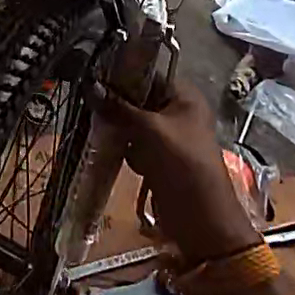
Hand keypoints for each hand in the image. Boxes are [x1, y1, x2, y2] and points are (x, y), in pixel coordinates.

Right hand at [96, 80, 262, 264]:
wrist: (202, 221)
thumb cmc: (183, 166)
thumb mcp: (151, 131)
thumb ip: (120, 107)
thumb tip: (91, 86)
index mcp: (185, 97)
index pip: (148, 73)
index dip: (122, 74)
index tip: (94, 76)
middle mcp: (177, 111)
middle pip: (137, 96)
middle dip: (116, 103)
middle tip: (94, 104)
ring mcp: (168, 135)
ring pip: (132, 119)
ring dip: (118, 126)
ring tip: (105, 131)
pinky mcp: (158, 156)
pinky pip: (134, 141)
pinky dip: (125, 146)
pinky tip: (120, 153)